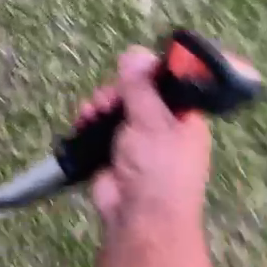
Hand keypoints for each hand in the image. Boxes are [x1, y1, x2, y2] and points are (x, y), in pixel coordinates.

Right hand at [75, 47, 211, 231]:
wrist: (138, 214)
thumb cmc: (157, 168)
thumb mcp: (152, 121)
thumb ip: (141, 86)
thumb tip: (137, 51)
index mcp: (183, 118)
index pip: (164, 84)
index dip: (144, 75)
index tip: (128, 75)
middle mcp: (162, 126)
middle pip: (133, 92)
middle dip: (114, 93)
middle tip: (107, 102)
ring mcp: (137, 139)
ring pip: (113, 107)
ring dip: (98, 106)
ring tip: (90, 116)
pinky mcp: (113, 149)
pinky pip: (98, 124)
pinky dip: (88, 121)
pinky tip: (82, 125)